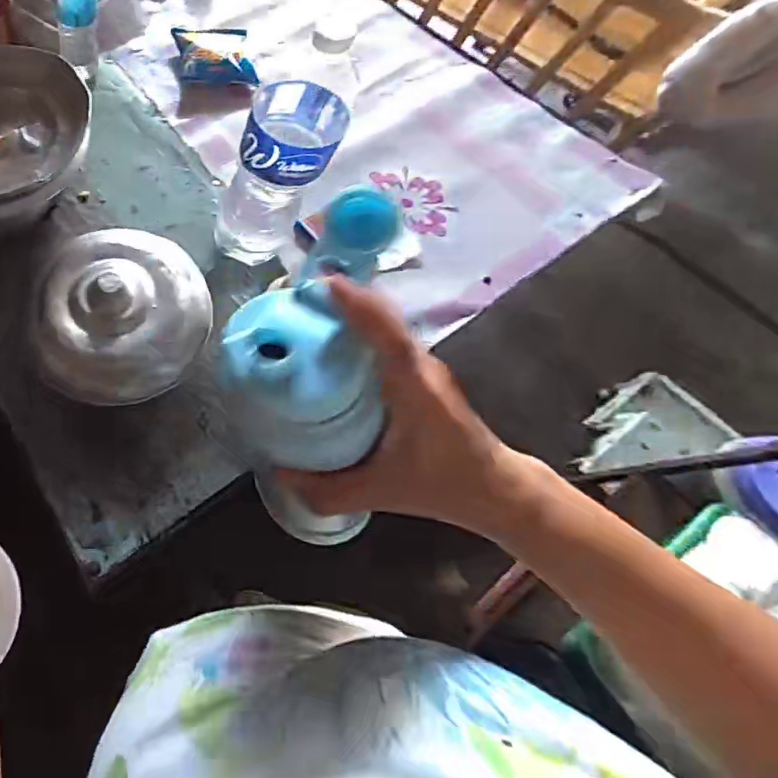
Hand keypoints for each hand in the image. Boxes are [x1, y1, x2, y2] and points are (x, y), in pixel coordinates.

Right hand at [276, 276, 541, 538]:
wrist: (498, 489)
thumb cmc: (446, 485)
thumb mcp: (383, 493)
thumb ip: (329, 489)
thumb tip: (279, 473)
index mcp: (416, 390)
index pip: (389, 337)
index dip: (360, 308)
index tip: (326, 285)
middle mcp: (422, 368)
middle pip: (385, 318)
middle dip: (345, 297)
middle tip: (302, 291)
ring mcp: (423, 366)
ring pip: (387, 322)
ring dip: (353, 306)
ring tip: (311, 303)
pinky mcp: (419, 370)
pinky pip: (386, 334)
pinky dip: (361, 321)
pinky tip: (334, 329)